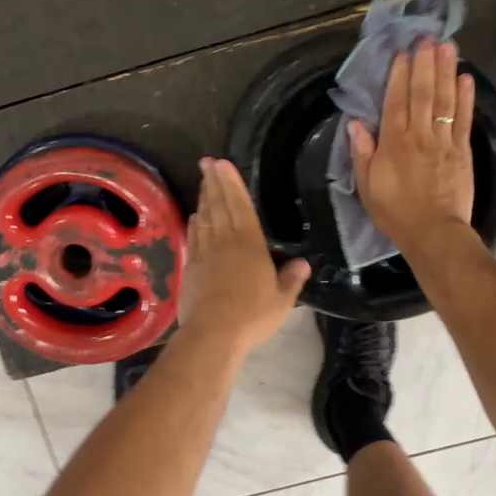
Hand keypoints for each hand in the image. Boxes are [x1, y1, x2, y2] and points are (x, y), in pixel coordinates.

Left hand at [178, 158, 309, 356]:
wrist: (213, 334)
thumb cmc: (252, 316)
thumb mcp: (282, 300)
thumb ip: (292, 279)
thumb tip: (304, 263)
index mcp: (250, 243)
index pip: (241, 205)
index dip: (233, 183)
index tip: (223, 163)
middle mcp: (226, 241)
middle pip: (219, 205)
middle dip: (214, 181)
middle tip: (207, 161)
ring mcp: (205, 252)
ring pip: (205, 217)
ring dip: (204, 198)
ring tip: (203, 182)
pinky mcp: (191, 266)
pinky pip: (194, 236)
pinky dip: (194, 223)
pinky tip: (194, 216)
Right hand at [348, 40, 476, 248]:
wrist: (434, 233)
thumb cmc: (395, 211)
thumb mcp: (367, 185)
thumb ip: (362, 152)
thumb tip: (355, 123)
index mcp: (394, 142)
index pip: (396, 101)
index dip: (399, 75)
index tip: (403, 53)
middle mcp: (419, 135)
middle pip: (422, 93)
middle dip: (425, 64)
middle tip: (428, 38)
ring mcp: (443, 141)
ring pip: (444, 100)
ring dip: (446, 72)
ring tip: (448, 48)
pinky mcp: (462, 151)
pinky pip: (463, 119)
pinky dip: (465, 98)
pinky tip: (466, 79)